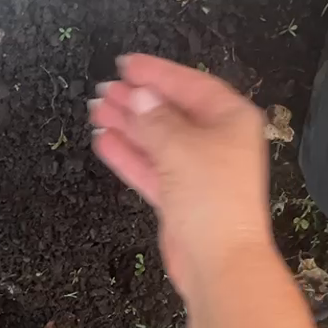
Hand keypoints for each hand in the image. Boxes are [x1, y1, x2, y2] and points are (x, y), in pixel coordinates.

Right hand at [88, 54, 275, 302]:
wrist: (218, 262)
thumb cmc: (214, 202)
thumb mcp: (181, 149)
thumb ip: (154, 121)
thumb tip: (136, 97)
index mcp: (230, 119)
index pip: (188, 85)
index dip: (155, 73)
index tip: (125, 64)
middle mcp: (214, 142)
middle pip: (169, 112)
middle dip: (136, 101)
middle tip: (103, 90)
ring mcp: (195, 171)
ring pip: (155, 141)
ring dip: (127, 127)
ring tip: (97, 112)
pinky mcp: (178, 198)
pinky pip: (149, 169)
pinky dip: (128, 156)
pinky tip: (105, 142)